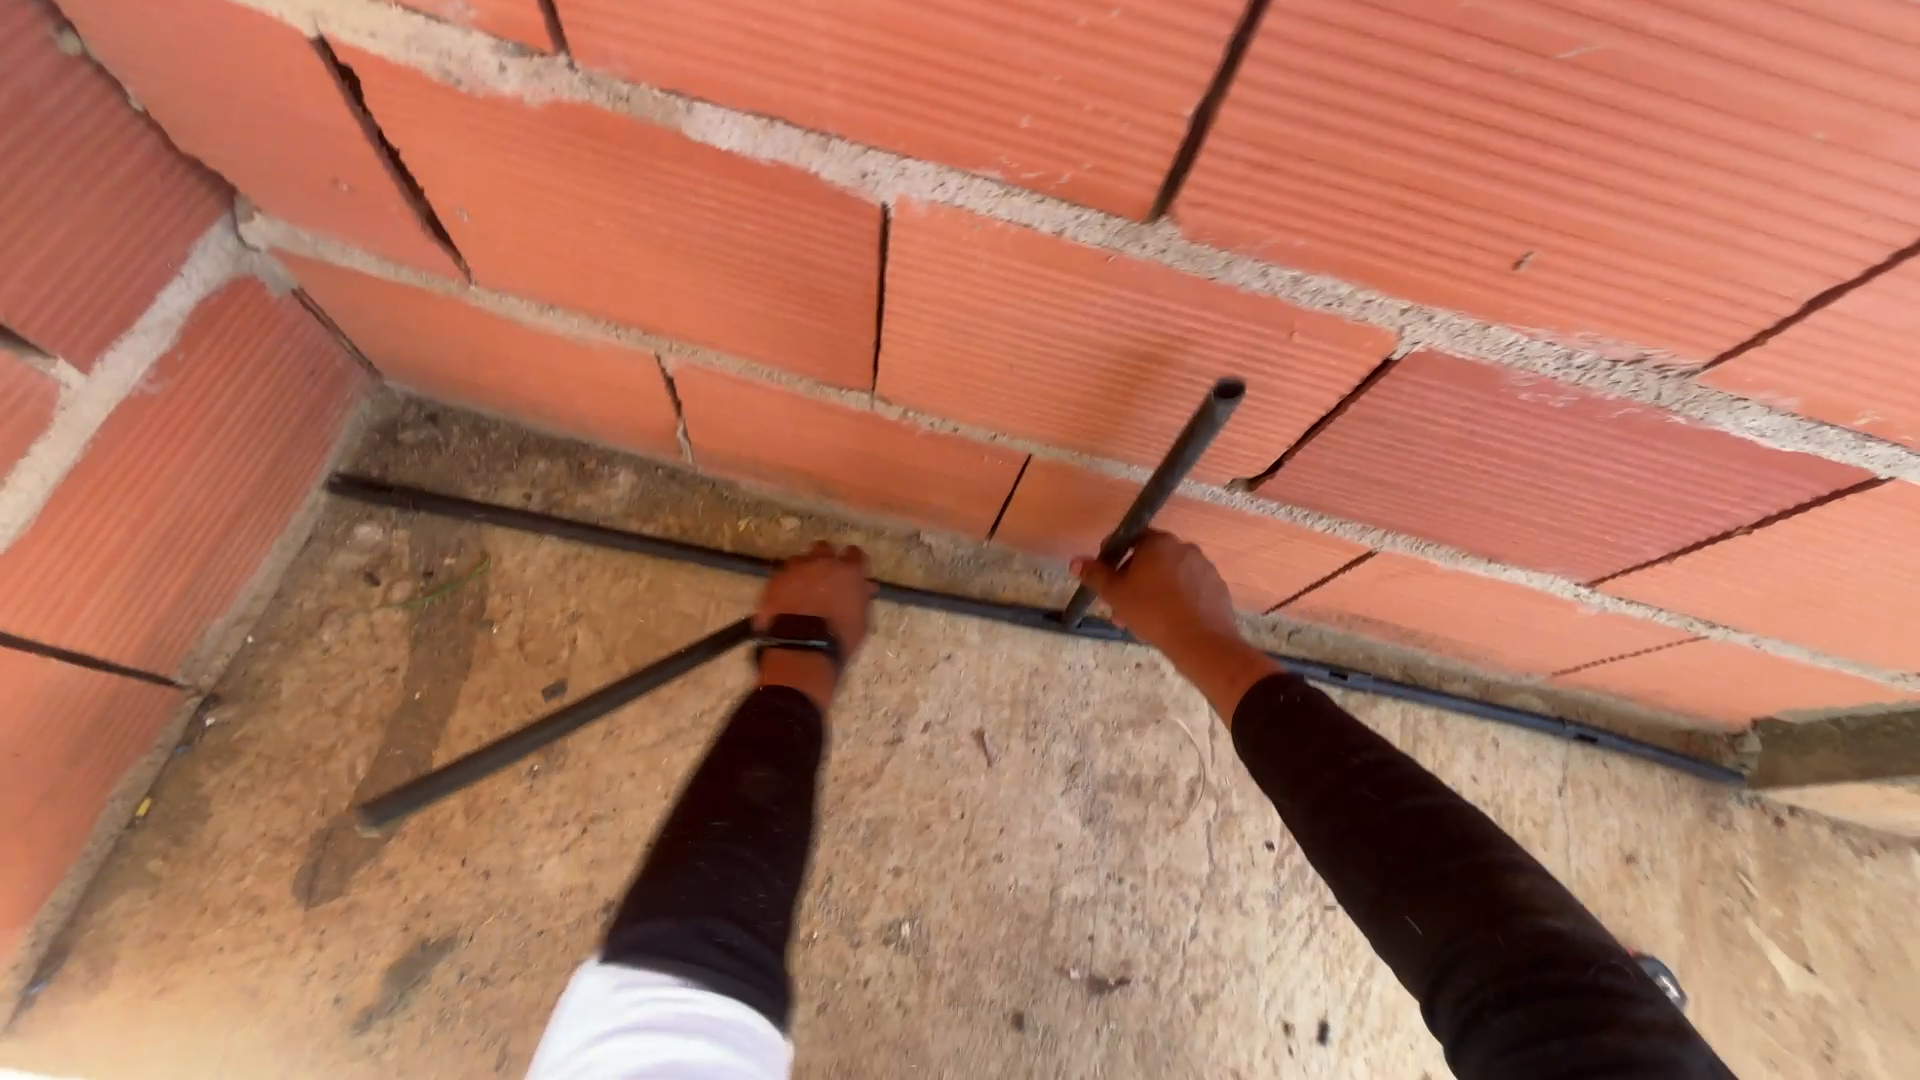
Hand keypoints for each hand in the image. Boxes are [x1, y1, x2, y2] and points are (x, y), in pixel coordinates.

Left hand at [755, 541, 877, 708]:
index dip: (853, 562)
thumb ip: (861, 598)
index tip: (852, 570)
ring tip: (802, 587)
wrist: (802, 646)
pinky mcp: (775, 581)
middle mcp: (822, 563)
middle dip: (825, 558)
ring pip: (799, 560)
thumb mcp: (861, 619)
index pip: (855, 554)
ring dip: (803, 569)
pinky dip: (785, 584)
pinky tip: (786, 598)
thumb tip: (865, 587)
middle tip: (825, 575)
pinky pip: (781, 576)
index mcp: (849, 571)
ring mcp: (796, 570)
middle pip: (824, 549)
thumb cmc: (840, 637)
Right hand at [1072, 530, 1238, 655]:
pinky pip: (1188, 588)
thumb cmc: (1152, 612)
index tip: (1106, 577)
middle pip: (1150, 559)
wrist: (1201, 641)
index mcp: (1158, 543)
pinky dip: (1175, 599)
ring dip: (1152, 591)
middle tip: (1120, 606)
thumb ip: (1095, 575)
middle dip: (1132, 580)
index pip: (1130, 538)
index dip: (1113, 556)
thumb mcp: (1115, 594)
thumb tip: (1075, 561)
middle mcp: (1183, 548)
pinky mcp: (1216, 587)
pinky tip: (1167, 621)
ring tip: (1140, 619)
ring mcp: (1203, 567)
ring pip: (1169, 576)